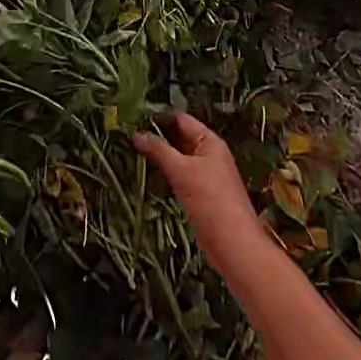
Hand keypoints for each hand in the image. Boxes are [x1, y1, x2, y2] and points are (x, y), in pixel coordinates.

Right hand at [133, 113, 266, 273]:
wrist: (232, 243)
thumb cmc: (209, 199)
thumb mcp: (180, 169)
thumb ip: (158, 149)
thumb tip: (136, 133)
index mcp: (209, 142)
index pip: (181, 119)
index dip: (159, 116)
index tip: (134, 116)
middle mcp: (209, 154)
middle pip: (179, 137)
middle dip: (157, 136)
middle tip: (128, 132)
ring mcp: (205, 174)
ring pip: (178, 158)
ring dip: (159, 155)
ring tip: (132, 148)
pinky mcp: (201, 193)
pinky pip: (179, 175)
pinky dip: (165, 172)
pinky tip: (146, 172)